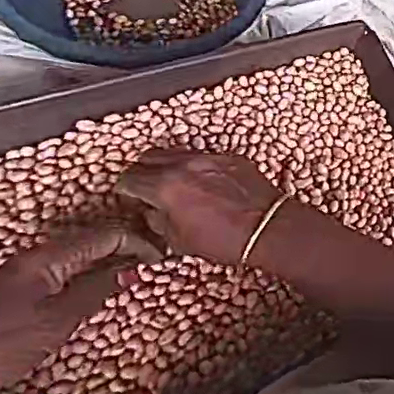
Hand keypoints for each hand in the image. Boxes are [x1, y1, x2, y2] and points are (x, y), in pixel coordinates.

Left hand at [0, 226, 157, 393]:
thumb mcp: (57, 321)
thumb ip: (99, 290)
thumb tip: (136, 269)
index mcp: (44, 258)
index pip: (107, 235)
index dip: (140, 243)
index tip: (165, 260)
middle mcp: (30, 259)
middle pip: (91, 244)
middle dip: (126, 251)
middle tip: (155, 270)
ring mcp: (15, 279)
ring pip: (75, 261)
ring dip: (106, 267)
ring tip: (132, 282)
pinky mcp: (6, 299)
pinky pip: (60, 276)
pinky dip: (85, 280)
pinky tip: (93, 297)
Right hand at [117, 148, 282, 265]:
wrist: (268, 228)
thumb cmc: (225, 239)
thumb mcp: (178, 240)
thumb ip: (156, 221)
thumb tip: (151, 212)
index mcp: (166, 185)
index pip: (129, 179)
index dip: (125, 192)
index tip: (129, 200)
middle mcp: (186, 165)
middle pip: (149, 158)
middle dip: (142, 173)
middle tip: (146, 190)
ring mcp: (211, 158)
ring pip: (177, 153)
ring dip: (168, 166)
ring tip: (172, 186)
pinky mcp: (232, 158)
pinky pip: (204, 156)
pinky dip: (195, 167)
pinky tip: (200, 183)